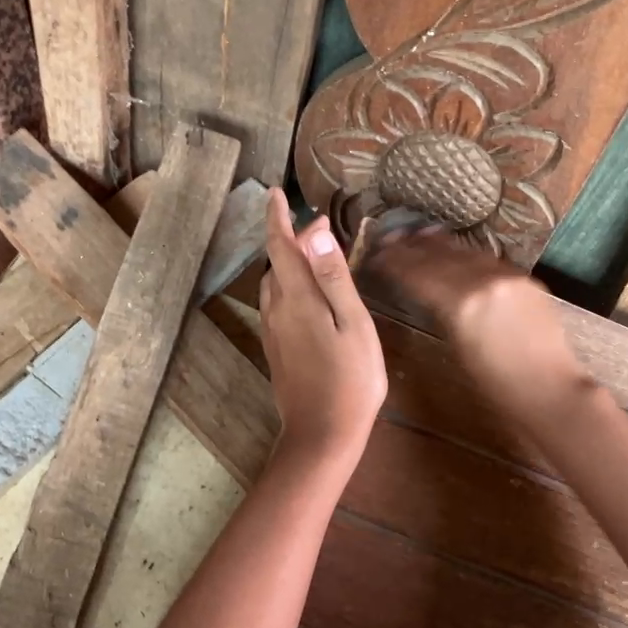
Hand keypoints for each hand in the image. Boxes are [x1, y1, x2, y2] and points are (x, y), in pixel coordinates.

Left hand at [258, 190, 385, 459]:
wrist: (321, 435)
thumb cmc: (350, 380)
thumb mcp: (353, 324)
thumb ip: (334, 278)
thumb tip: (315, 233)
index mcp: (296, 299)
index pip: (279, 246)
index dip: (276, 217)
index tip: (274, 193)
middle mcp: (277, 310)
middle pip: (277, 263)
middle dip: (291, 239)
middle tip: (318, 227)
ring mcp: (273, 333)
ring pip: (275, 285)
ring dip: (290, 263)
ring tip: (315, 256)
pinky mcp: (277, 350)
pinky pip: (278, 305)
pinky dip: (290, 287)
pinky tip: (310, 297)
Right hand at [368, 230, 588, 423]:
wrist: (549, 391)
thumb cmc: (494, 387)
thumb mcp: (454, 349)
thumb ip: (438, 312)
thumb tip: (423, 292)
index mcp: (459, 303)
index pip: (417, 273)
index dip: (393, 263)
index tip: (375, 256)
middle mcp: (483, 280)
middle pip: (438, 256)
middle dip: (410, 247)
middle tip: (388, 239)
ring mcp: (507, 275)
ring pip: (464, 252)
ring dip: (437, 244)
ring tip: (416, 235)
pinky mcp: (524, 278)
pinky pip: (487, 260)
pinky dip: (465, 254)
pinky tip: (455, 252)